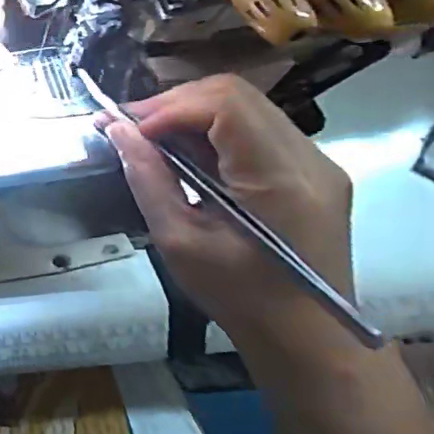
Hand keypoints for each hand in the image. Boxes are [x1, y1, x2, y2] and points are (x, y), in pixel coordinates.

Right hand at [98, 75, 356, 364]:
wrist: (310, 339)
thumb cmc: (241, 298)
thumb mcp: (180, 241)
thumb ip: (147, 178)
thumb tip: (117, 130)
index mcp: (279, 180)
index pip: (226, 105)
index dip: (170, 107)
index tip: (132, 131)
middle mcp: (308, 159)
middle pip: (235, 93)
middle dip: (175, 102)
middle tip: (133, 128)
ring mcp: (317, 161)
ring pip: (246, 103)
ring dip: (192, 111)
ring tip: (154, 137)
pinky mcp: (312, 169)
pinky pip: (256, 125)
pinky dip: (213, 127)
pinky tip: (188, 151)